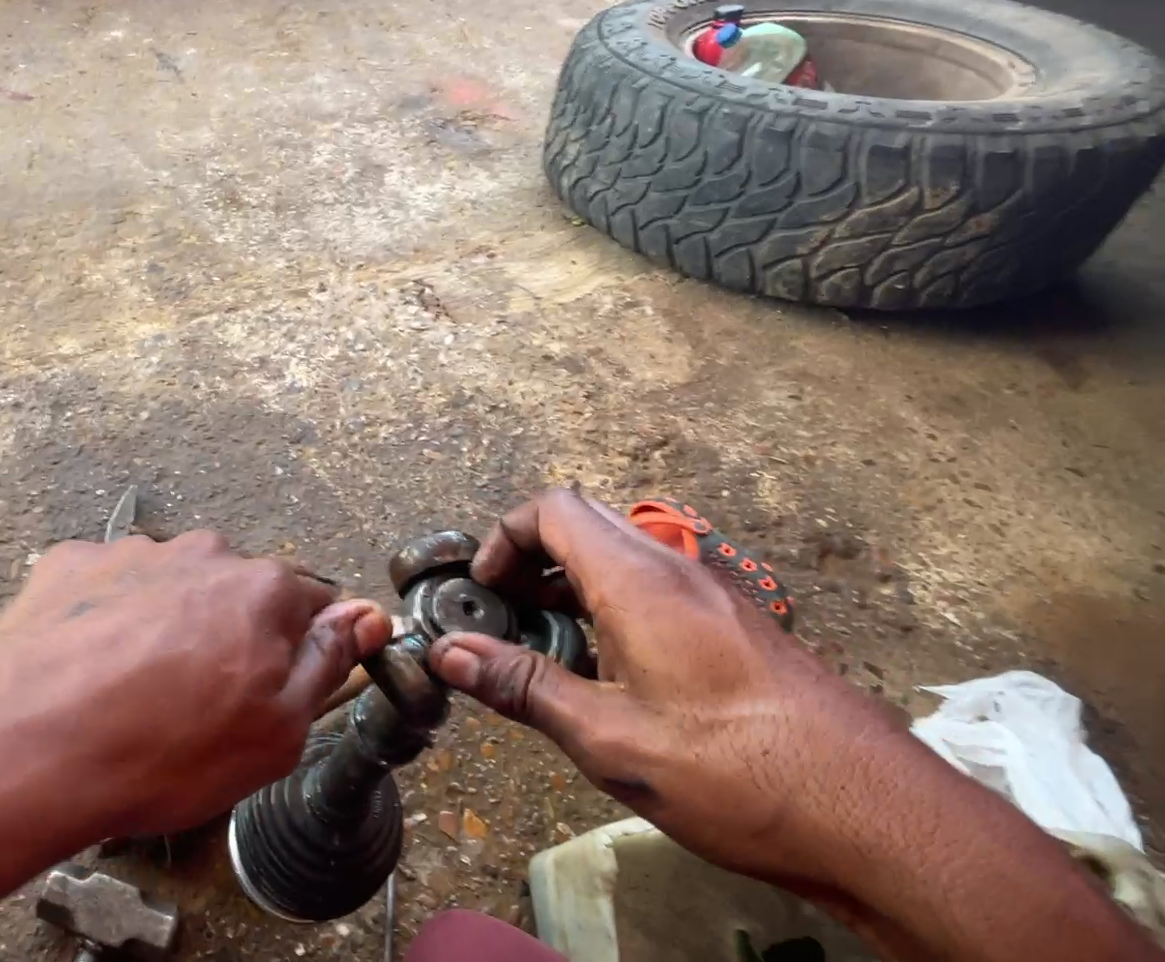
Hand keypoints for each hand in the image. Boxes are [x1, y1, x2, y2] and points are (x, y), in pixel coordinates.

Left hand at [0, 530, 390, 838]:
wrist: (28, 745)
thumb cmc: (159, 750)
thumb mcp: (276, 731)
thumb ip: (327, 662)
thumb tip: (362, 618)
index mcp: (260, 589)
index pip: (310, 604)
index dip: (301, 647)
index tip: (279, 681)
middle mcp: (199, 554)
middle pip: (235, 592)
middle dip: (230, 635)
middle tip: (200, 701)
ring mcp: (131, 553)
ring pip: (171, 588)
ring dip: (166, 626)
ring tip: (135, 691)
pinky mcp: (73, 564)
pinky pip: (110, 587)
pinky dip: (109, 618)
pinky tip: (90, 667)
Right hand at [427, 489, 910, 890]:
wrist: (884, 821)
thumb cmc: (736, 774)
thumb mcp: (609, 738)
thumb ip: (522, 686)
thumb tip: (446, 654)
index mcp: (639, 581)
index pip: (552, 509)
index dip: (503, 537)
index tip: (484, 590)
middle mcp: (675, 571)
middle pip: (583, 521)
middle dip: (529, 554)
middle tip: (505, 611)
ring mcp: (712, 596)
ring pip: (618, 553)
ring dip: (567, 580)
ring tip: (544, 643)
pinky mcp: (734, 626)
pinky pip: (652, 585)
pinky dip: (606, 603)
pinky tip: (606, 670)